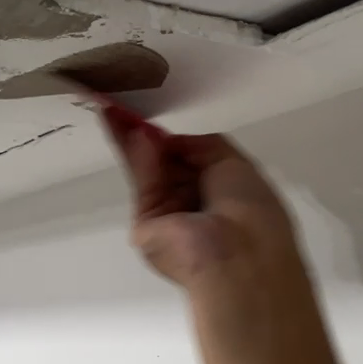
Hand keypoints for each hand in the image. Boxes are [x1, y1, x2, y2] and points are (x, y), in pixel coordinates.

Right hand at [97, 110, 306, 301]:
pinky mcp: (145, 222)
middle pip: (163, 162)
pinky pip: (142, 182)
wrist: (238, 255)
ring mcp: (168, 213)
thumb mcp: (235, 162)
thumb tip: (166, 139)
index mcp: (222, 191)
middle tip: (120, 108)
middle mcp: (193, 203)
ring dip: (130, 139)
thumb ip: (201, 145)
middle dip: (143, 135)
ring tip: (112, 110)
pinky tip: (122, 128)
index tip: (151, 118)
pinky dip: (134, 155)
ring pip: (148, 170)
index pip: (190, 159)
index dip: (171, 139)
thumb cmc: (250, 208)